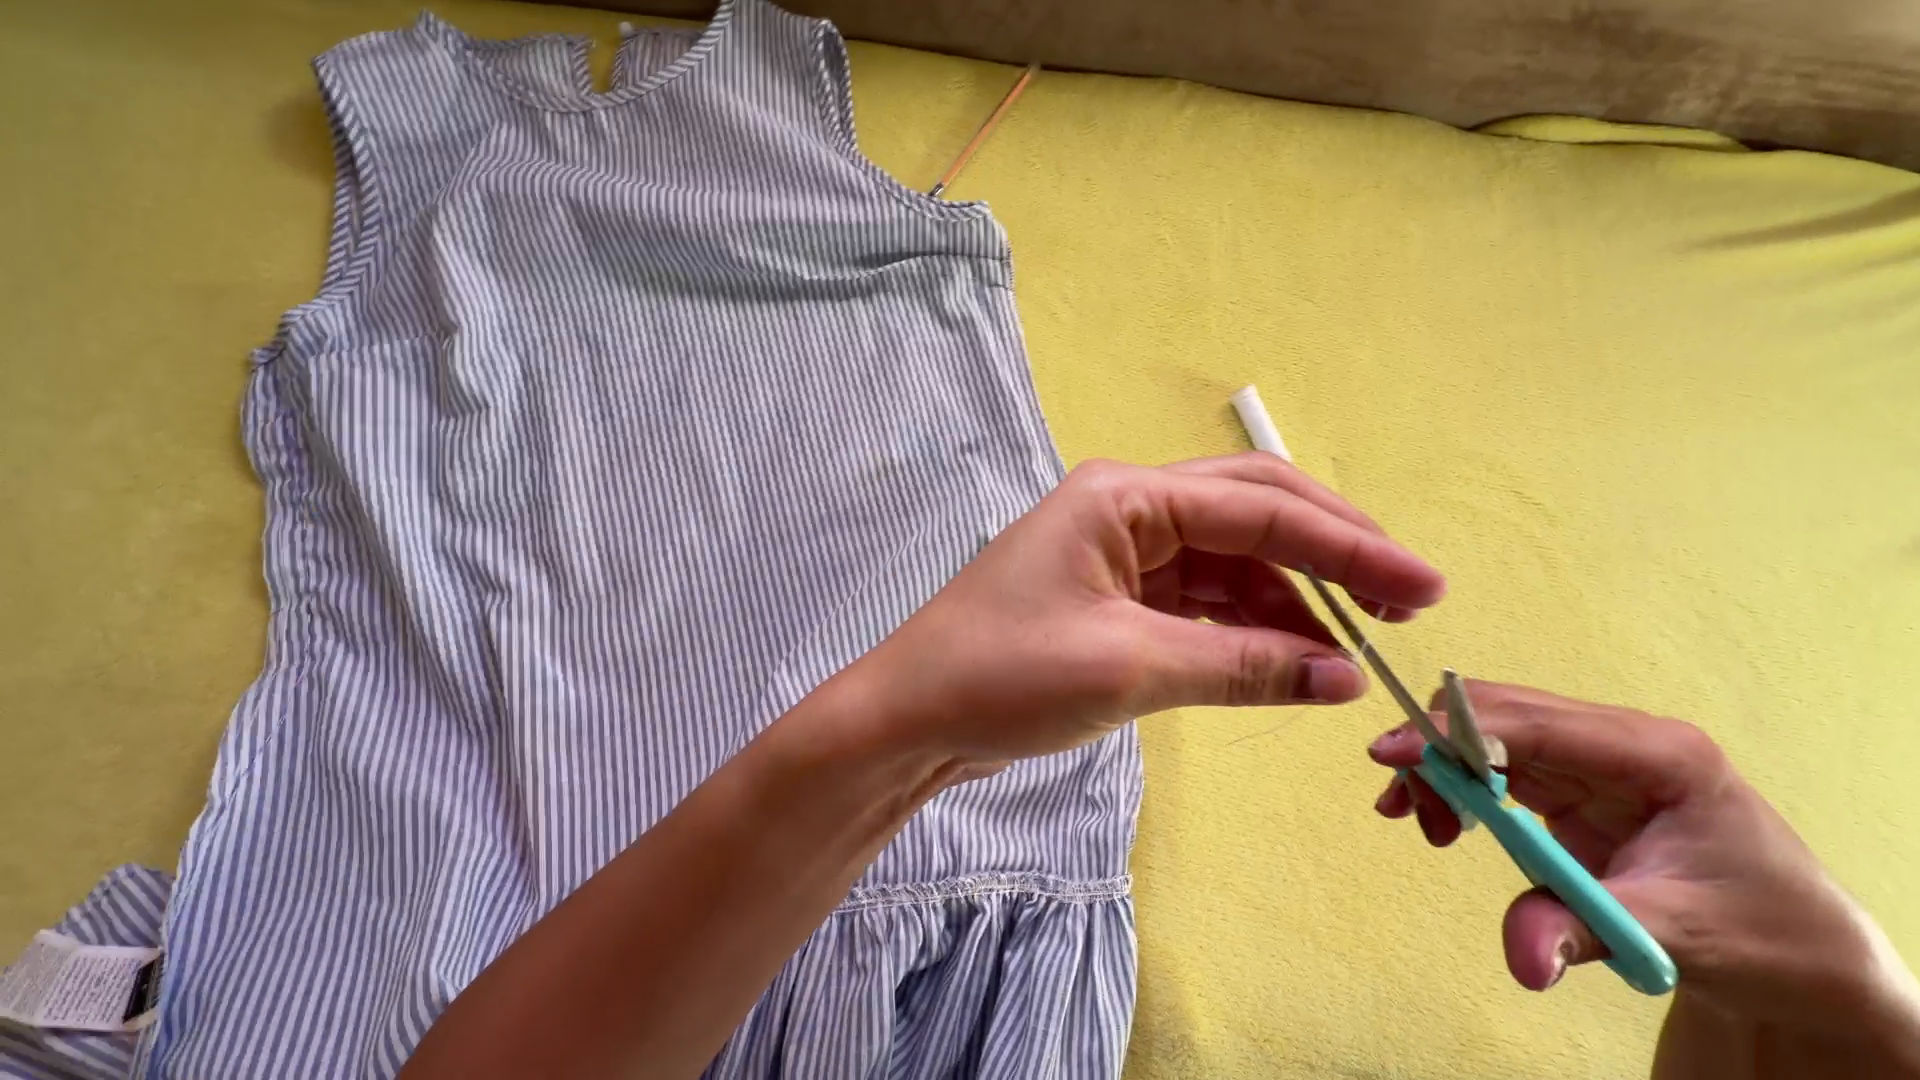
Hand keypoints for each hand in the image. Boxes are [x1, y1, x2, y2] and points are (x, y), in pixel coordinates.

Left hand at [851, 454, 1446, 767]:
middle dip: (1330, 551)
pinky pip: (1199, 601)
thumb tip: (1343, 677)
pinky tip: (1290, 656)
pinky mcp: (1114, 599)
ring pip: (1229, 562)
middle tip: (1405, 599)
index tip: (1424, 587)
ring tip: (1355, 644)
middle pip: (1251, 514)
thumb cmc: (1002, 675)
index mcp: (1124, 496)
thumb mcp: (1130, 668)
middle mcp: (1126, 509)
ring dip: (1292, 597)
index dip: (1349, 546)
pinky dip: (1247, 627)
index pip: (1258, 509)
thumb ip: (1243, 666)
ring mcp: (1119, 553)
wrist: (910, 716)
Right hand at [1367, 682, 1919, 1049]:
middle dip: (1437, 751)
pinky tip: (1444, 822)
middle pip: (1496, 712)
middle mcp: (1616, 739)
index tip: (1390, 754)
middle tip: (1407, 807)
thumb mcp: (1675, 934)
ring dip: (1439, 769)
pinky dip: (1454, 784)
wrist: (1797, 950)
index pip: (1534, 723)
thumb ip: (1584, 931)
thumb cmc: (1762, 935)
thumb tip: (1520, 959)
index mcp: (1657, 754)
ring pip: (1483, 731)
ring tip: (1429, 827)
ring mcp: (1591, 756)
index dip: (1454, 732)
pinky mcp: (1570, 779)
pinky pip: (1491, 762)